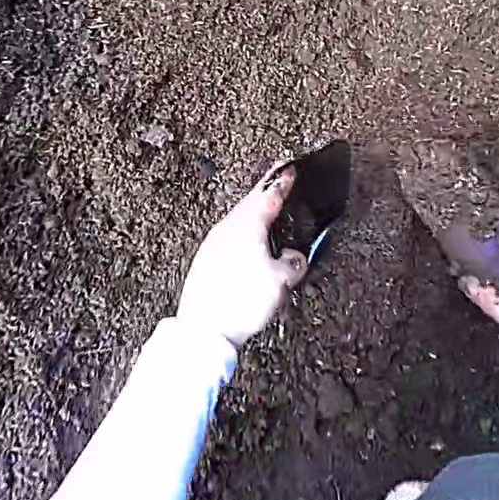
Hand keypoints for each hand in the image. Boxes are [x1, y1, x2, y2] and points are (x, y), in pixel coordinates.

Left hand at [177, 164, 308, 347]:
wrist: (202, 330)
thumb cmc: (239, 302)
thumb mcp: (279, 281)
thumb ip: (293, 263)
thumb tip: (295, 257)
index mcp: (247, 224)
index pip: (269, 193)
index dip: (282, 181)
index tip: (289, 169)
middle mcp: (228, 227)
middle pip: (251, 202)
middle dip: (266, 191)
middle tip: (278, 181)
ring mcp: (214, 243)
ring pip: (239, 218)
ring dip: (254, 211)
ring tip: (267, 211)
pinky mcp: (207, 260)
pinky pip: (230, 235)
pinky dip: (244, 232)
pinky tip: (248, 243)